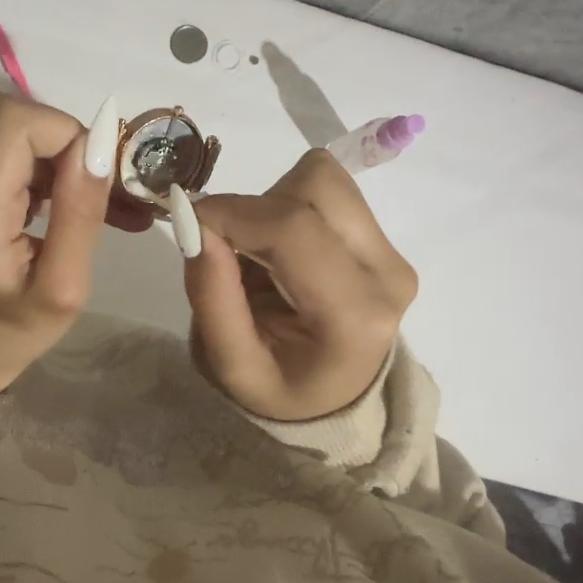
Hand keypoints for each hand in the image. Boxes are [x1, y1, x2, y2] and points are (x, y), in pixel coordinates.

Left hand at [0, 96, 152, 414]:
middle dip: (79, 156)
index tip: (102, 178)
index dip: (66, 133)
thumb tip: (100, 144)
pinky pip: (12, 167)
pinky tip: (79, 217)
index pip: (16, 121)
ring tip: (116, 215)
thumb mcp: (62, 289)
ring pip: (22, 148)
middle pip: (22, 131)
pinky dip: (51, 185)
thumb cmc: (13, 332)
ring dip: (71, 173)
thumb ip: (79, 215)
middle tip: (123, 201)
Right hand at [185, 149, 418, 421]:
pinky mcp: (385, 240)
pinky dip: (291, 208)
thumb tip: (196, 224)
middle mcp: (386, 274)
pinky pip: (329, 192)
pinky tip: (282, 253)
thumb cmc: (280, 391)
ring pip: (323, 180)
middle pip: (315, 188)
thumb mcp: (232, 367)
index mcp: (354, 315)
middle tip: (229, 250)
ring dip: (275, 205)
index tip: (190, 223)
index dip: (232, 213)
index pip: (293, 229)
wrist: (333, 403)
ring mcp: (392, 253)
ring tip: (260, 256)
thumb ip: (213, 300)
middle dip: (255, 208)